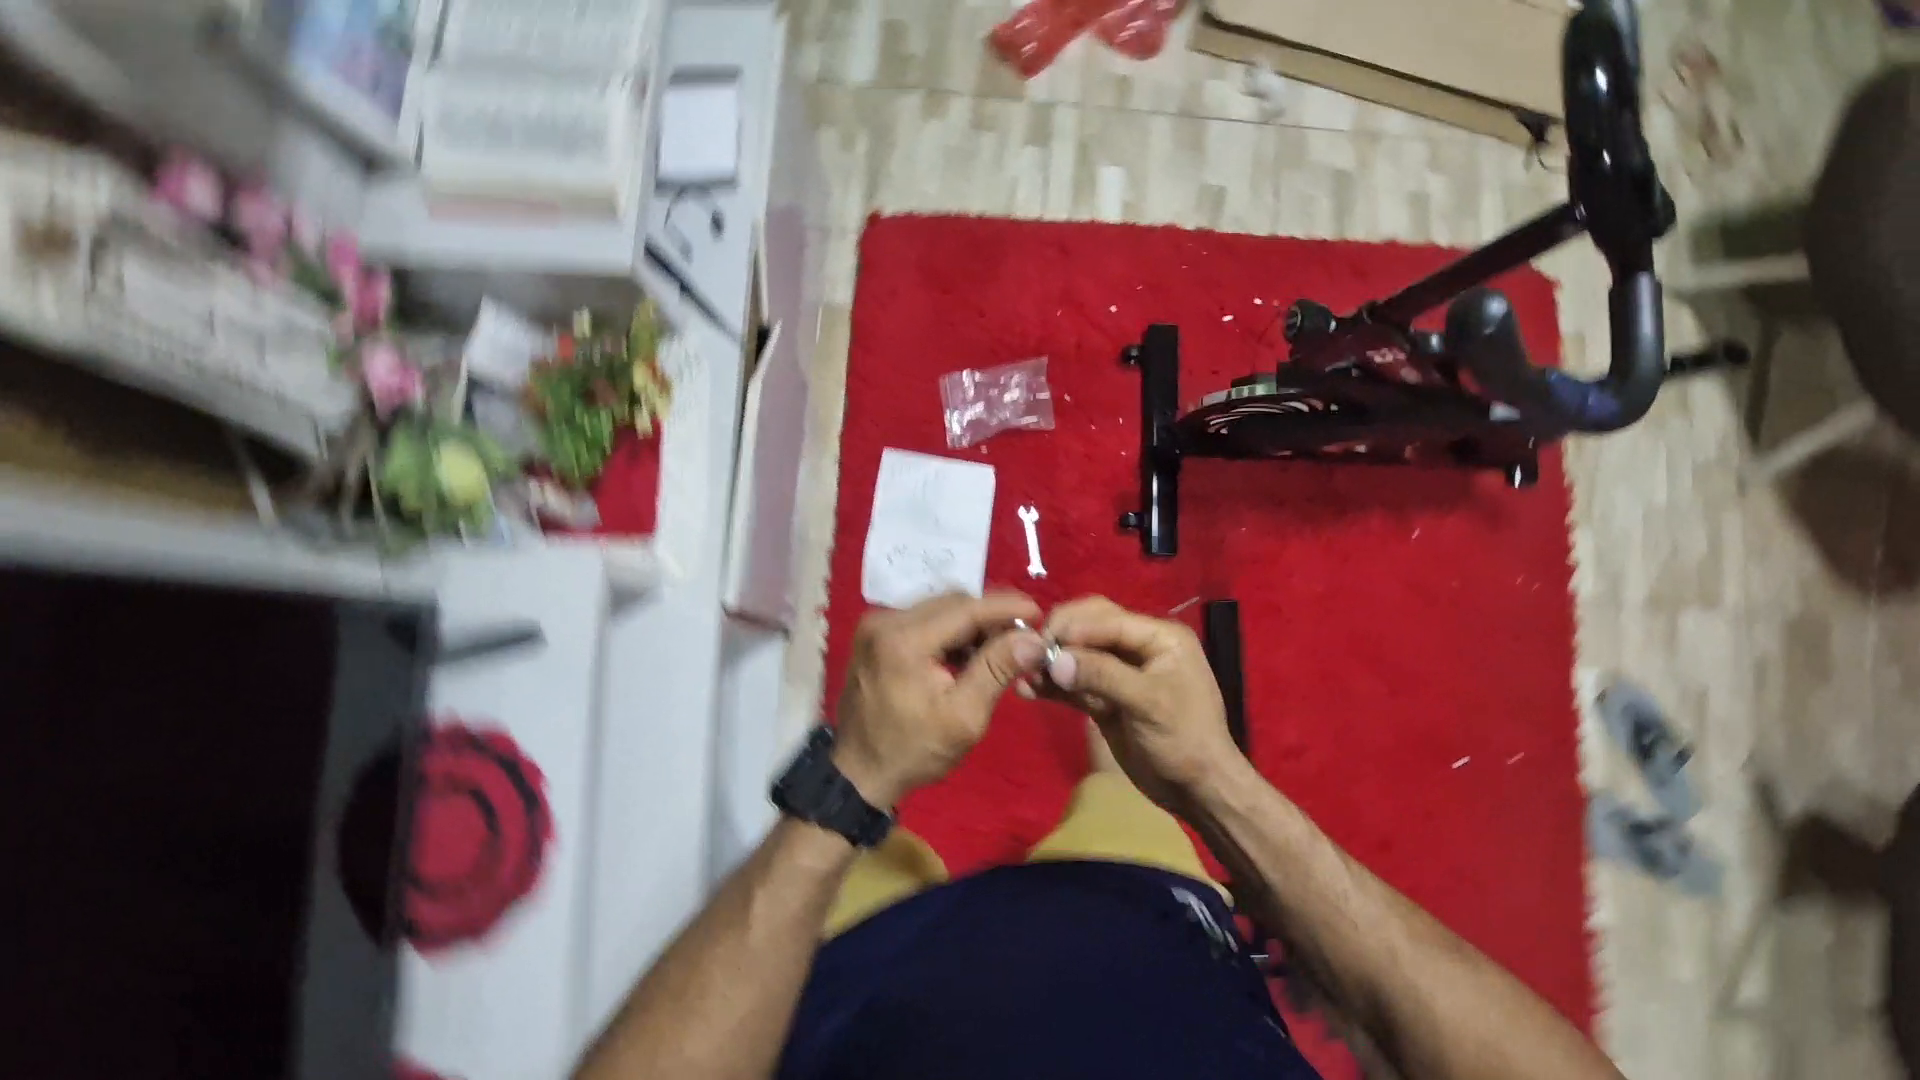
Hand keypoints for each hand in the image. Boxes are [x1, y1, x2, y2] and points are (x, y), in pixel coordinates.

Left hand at [833, 591, 1048, 807]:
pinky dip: (949, 632)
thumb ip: (997, 670)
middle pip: (952, 602)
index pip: (966, 608)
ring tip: (999, 648)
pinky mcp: (876, 635)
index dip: (1006, 608)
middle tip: (1023, 637)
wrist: (859, 773)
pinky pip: (923, 620)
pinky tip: (968, 654)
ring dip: (971, 623)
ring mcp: (876, 626)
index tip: (1039, 612)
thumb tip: (1034, 639)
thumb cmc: (914, 751)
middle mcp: (886, 621)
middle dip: (991, 616)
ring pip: (939, 608)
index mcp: (904, 640)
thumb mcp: (964, 717)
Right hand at [1040, 596, 1246, 811]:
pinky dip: (1052, 686)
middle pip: (1089, 628)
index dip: (1074, 627)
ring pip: (1077, 656)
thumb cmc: (1185, 739)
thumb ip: (1103, 676)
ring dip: (1051, 663)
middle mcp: (1138, 648)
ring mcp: (1119, 673)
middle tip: (1030, 654)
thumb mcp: (1149, 703)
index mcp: (1158, 637)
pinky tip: (1027, 691)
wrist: (1198, 790)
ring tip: (1023, 674)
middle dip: (1060, 639)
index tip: (1041, 641)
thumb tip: (1054, 661)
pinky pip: (1074, 684)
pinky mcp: (1104, 699)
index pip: (1108, 618)